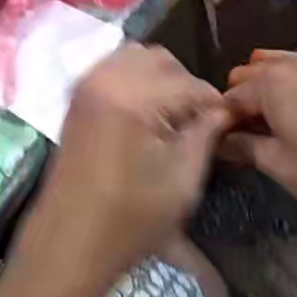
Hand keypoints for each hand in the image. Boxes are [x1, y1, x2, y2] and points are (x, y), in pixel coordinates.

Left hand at [24, 46, 228, 281]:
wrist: (69, 240)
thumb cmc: (129, 219)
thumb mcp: (182, 181)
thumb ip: (206, 135)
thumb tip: (224, 110)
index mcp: (132, 97)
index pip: (188, 82)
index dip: (213, 101)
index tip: (228, 120)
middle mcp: (105, 78)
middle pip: (161, 59)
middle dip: (185, 83)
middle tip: (199, 118)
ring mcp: (87, 82)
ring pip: (136, 56)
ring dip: (160, 77)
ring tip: (172, 115)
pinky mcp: (77, 93)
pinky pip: (114, 66)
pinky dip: (135, 78)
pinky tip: (145, 113)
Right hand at [223, 49, 296, 231]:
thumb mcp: (286, 171)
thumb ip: (246, 148)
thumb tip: (220, 140)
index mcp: (270, 83)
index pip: (228, 98)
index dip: (223, 125)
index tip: (227, 151)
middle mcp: (291, 63)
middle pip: (248, 75)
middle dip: (243, 103)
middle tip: (252, 142)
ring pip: (275, 66)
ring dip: (267, 90)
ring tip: (278, 127)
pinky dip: (293, 85)